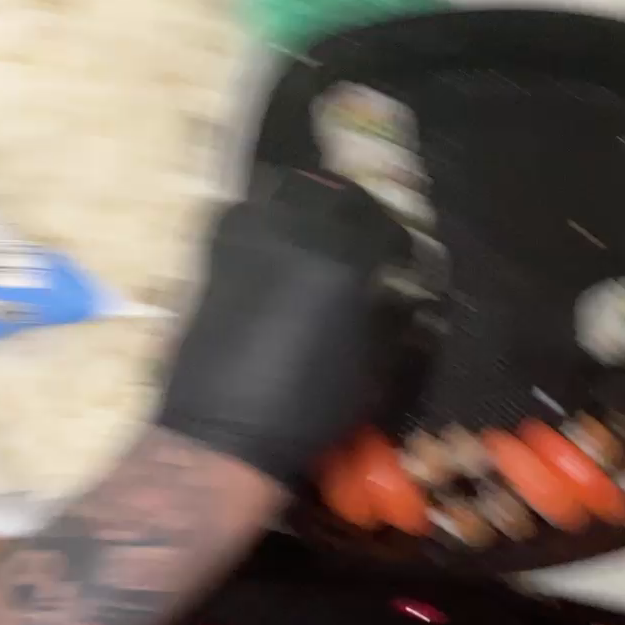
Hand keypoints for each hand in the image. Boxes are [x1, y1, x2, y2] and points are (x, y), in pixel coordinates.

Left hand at [156, 170, 413, 483]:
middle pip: (333, 192)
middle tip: (360, 236)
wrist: (224, 434)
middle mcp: (295, 236)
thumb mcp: (372, 370)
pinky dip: (265, 219)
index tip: (399, 260)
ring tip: (315, 235)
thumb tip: (410, 294)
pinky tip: (273, 250)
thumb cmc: (310, 408)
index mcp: (344, 262)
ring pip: (283, 190)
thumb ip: (396, 320)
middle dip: (354, 208)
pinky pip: (244, 214)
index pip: (384, 225)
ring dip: (307, 204)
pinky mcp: (213, 255)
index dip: (397, 242)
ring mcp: (247, 241)